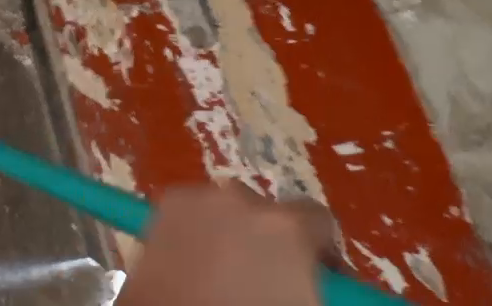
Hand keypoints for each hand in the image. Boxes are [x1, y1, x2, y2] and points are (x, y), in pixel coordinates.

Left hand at [118, 183, 338, 305]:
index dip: (322, 252)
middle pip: (270, 213)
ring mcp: (200, 196)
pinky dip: (203, 231)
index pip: (319, 220)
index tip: (319, 281)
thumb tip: (304, 284)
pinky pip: (198, 211)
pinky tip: (196, 263)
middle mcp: (242, 198)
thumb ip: (311, 289)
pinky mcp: (168, 204)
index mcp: (287, 228)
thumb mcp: (301, 303)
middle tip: (269, 283)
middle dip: (275, 243)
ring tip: (227, 274)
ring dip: (237, 233)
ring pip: (231, 210)